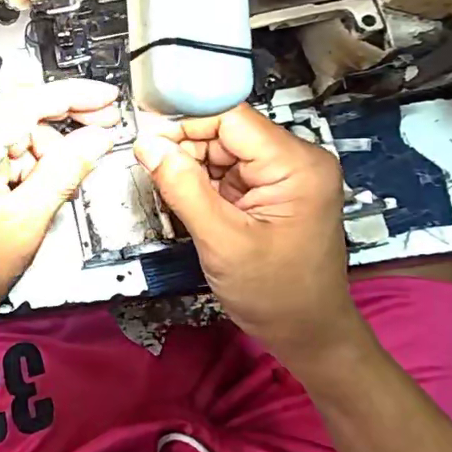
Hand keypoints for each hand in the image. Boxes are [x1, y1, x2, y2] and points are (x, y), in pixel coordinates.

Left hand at [0, 79, 121, 357]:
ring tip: (41, 197)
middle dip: (57, 134)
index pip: (26, 102)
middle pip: (18, 114)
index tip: (104, 98)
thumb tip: (94, 139)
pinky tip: (26, 196)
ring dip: (38, 156)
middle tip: (92, 143)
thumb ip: (65, 172)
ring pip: (11, 133)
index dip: (73, 96)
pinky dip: (20, 167)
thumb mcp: (26, 221)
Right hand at [133, 103, 361, 365]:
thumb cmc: (276, 293)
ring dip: (188, 169)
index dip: (185, 123)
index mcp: (296, 165)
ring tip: (172, 197)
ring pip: (217, 151)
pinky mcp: (266, 191)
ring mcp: (280, 176)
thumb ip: (183, 187)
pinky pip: (222, 172)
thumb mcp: (221, 239)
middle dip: (183, 150)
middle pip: (222, 132)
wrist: (306, 333)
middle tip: (153, 174)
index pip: (231, 118)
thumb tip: (148, 145)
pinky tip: (188, 204)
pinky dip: (198, 184)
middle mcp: (293, 161)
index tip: (146, 139)